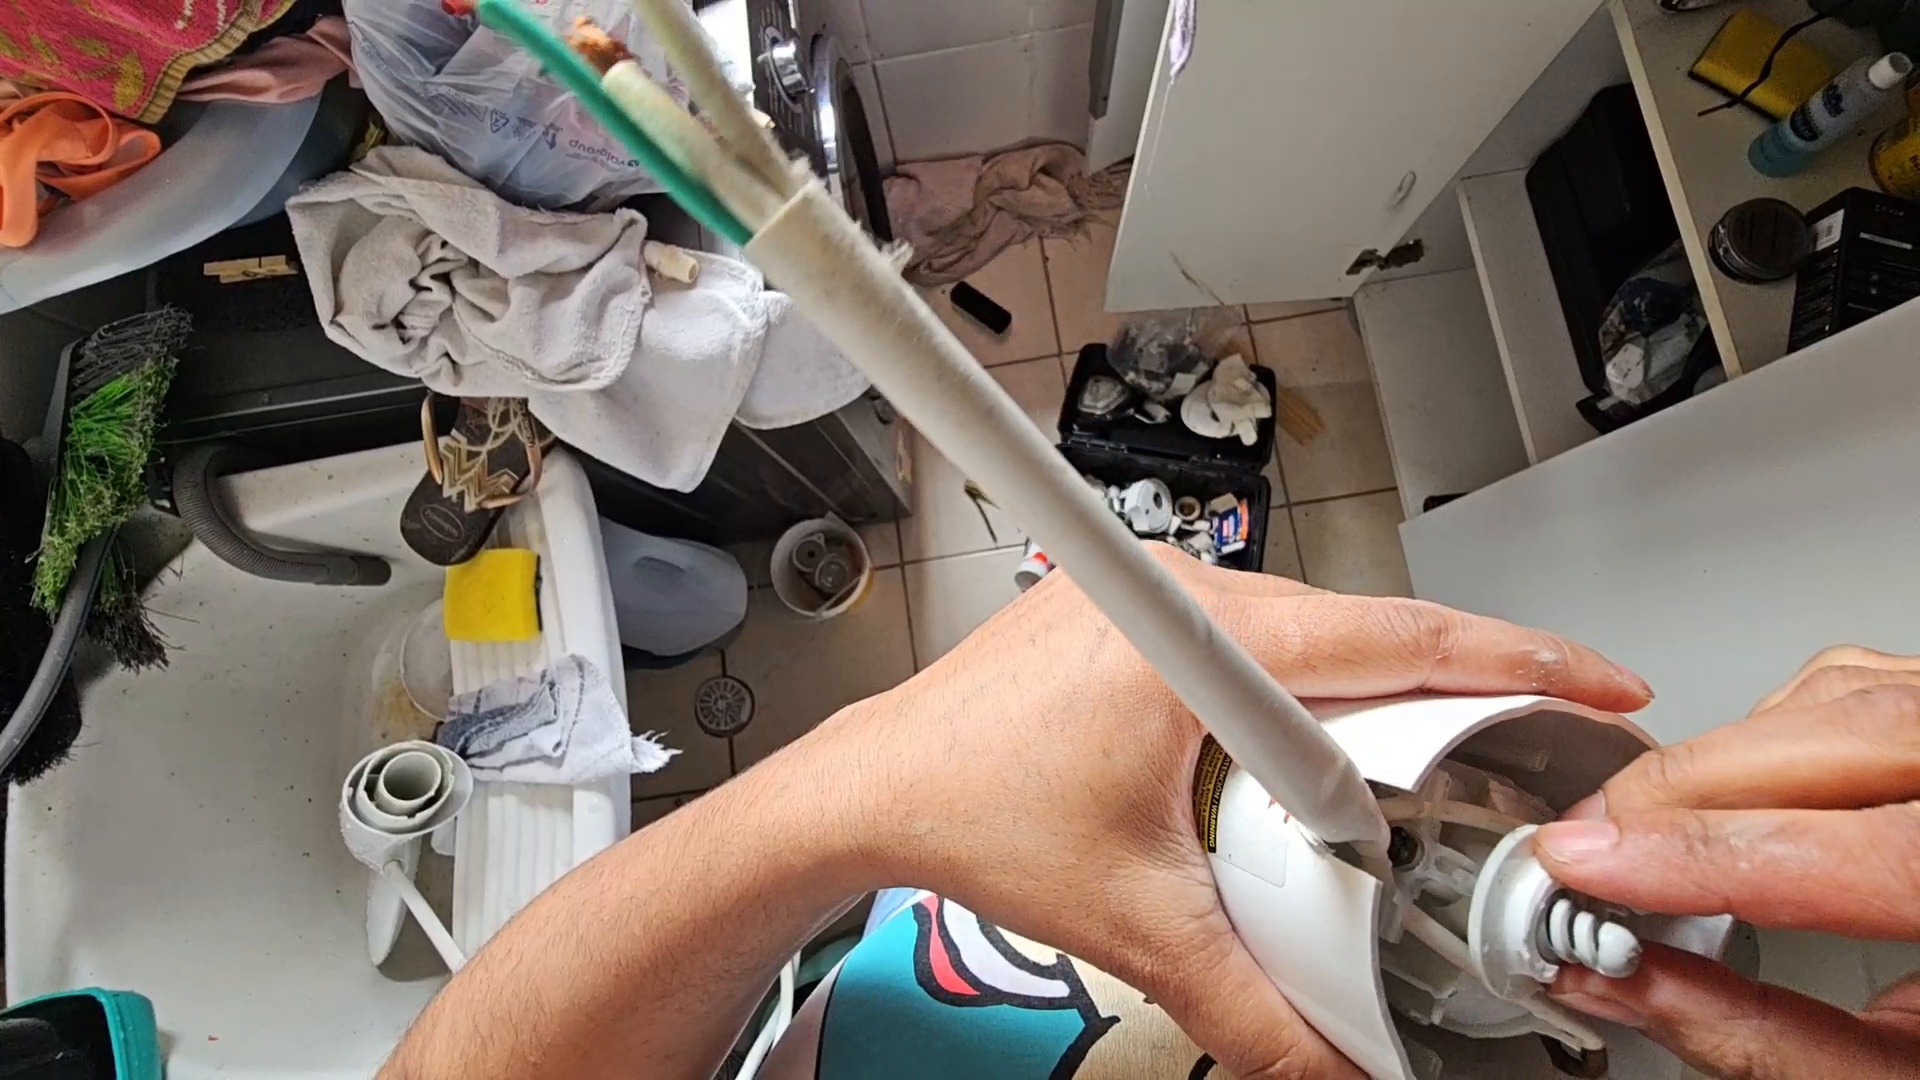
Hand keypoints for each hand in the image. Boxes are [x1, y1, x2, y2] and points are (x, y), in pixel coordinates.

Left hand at [806, 547, 1650, 1078]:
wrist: (880, 780)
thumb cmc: (972, 813)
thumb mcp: (1138, 922)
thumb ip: (1260, 1010)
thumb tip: (1349, 1067)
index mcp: (1188, 644)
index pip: (1389, 636)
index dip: (1512, 661)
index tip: (1591, 687)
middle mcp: (1167, 589)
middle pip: (1348, 627)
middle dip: (1439, 687)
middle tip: (1501, 749)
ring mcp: (1135, 584)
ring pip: (1290, 621)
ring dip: (1350, 682)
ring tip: (1393, 749)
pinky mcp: (1114, 598)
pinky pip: (1231, 619)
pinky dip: (1280, 668)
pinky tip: (1283, 722)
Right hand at [1535, 645, 1919, 1077]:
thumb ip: (1765, 1038)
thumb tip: (1613, 981)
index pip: (1884, 854)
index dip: (1706, 854)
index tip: (1586, 864)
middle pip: (1830, 751)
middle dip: (1677, 796)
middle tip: (1590, 842)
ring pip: (1821, 701)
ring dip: (1708, 765)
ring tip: (1653, 824)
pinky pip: (1843, 682)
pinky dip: (1758, 730)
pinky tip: (1742, 787)